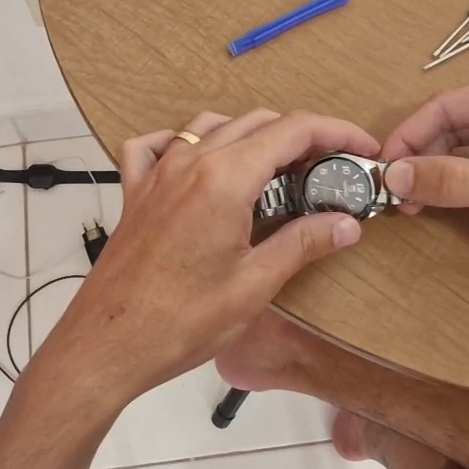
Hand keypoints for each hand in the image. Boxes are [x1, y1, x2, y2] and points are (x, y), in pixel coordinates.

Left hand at [29, 109, 379, 408]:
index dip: (336, 133)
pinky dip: (186, 141)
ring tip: (278, 167)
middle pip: (258, 122)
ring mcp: (157, 174)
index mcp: (224, 180)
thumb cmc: (178, 323)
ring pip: (213, 126)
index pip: (293, 130)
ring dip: (252, 135)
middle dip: (302, 137)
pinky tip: (201, 161)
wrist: (107, 346)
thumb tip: (346, 224)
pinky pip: (159, 145)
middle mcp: (189, 163)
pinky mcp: (136, 192)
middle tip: (330, 168)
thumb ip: (303, 243)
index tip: (361, 148)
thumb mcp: (254, 286)